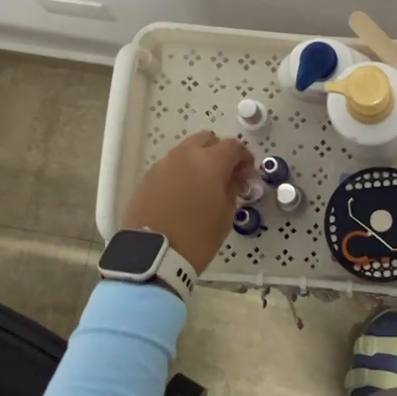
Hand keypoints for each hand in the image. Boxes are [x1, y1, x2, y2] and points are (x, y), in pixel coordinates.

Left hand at [121, 131, 254, 273]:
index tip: (248, 173)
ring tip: (204, 185)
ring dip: (198, 161)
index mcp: (209, 162)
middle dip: (219, 152)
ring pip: (186, 151)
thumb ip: (233, 189)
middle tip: (226, 175)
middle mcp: (184, 155)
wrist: (152, 255)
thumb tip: (235, 177)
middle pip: (206, 140)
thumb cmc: (197, 238)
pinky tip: (184, 194)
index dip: (245, 157)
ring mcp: (163, 165)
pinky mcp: (147, 178)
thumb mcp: (225, 216)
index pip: (233, 146)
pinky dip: (181, 172)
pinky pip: (170, 166)